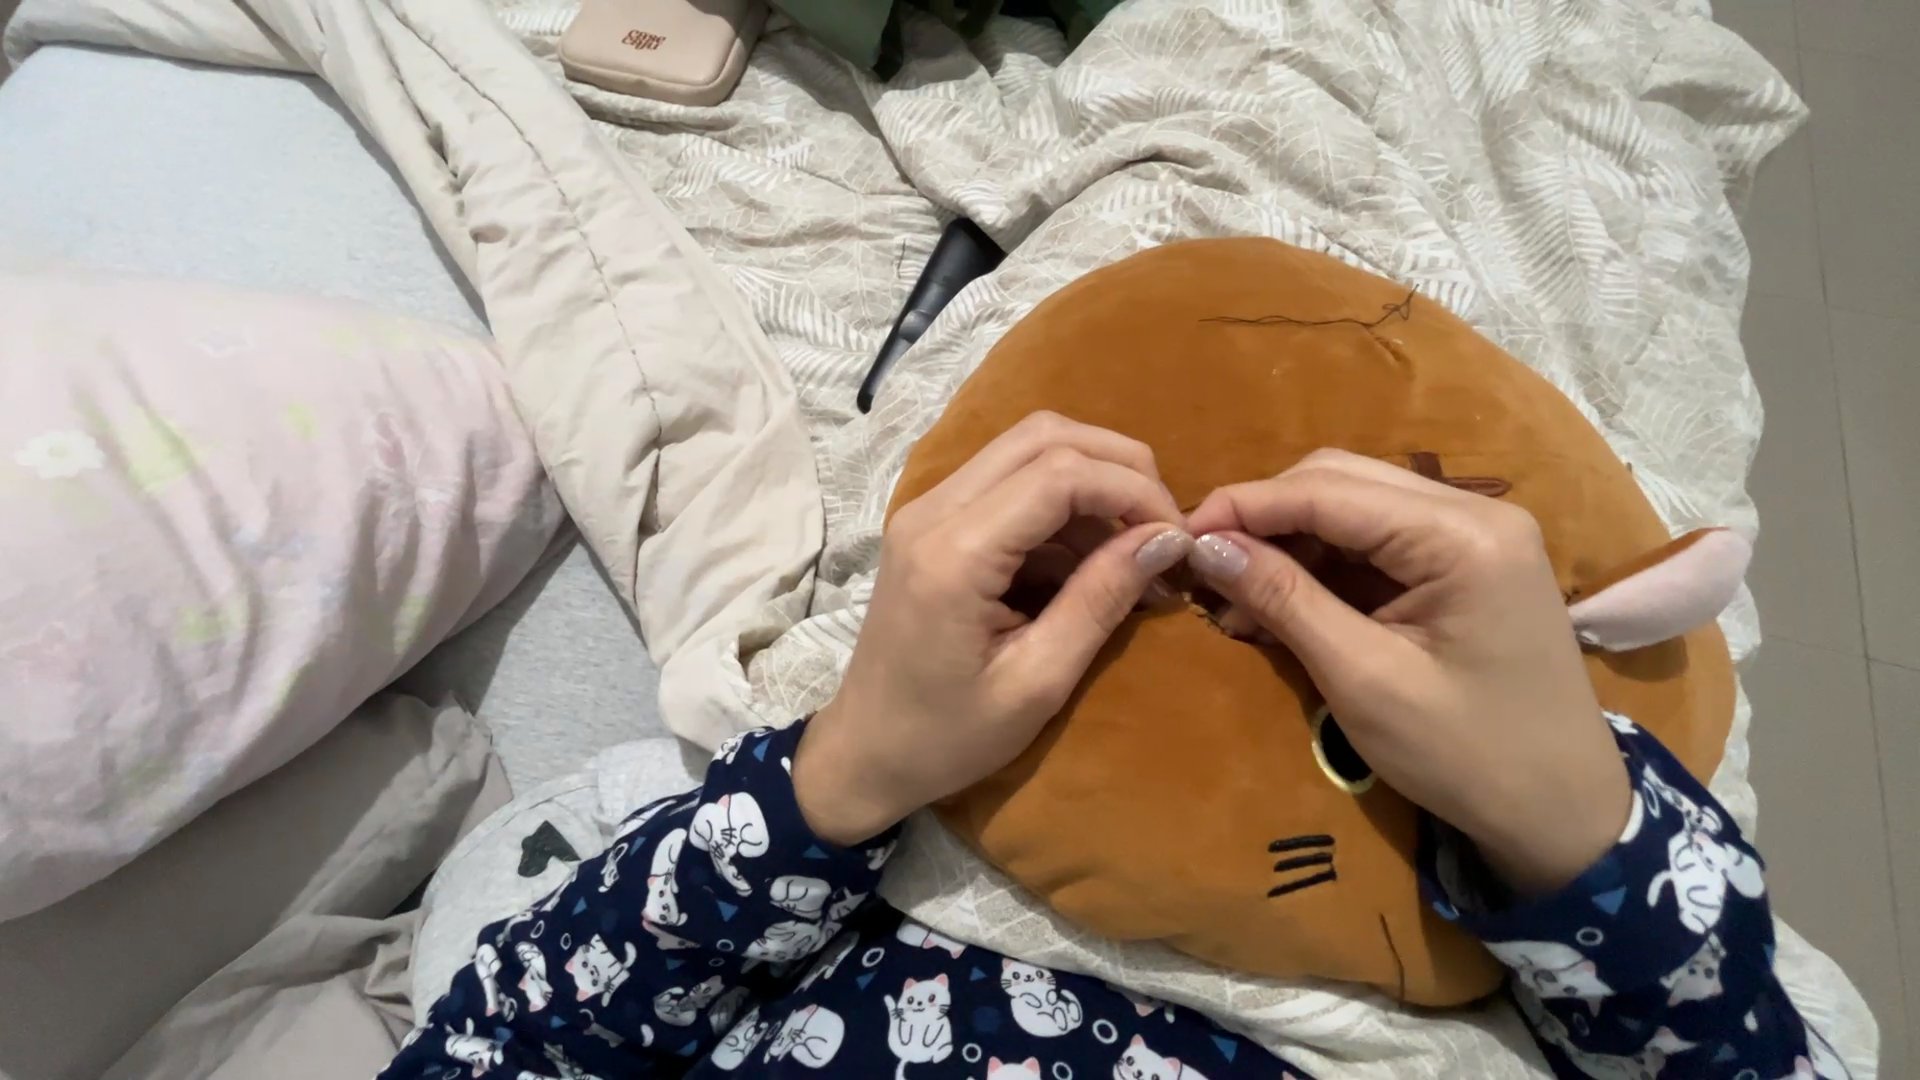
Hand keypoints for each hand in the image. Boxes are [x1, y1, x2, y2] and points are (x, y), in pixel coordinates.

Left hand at [793, 413, 1192, 846]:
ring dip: (1090, 482)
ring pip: (1025, 449)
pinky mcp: (931, 522)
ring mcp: (925, 510)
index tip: (1176, 537)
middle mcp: (932, 510)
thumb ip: (1100, 600)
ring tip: (1132, 549)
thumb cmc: (947, 736)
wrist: (865, 749)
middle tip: (1161, 525)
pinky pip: (1006, 482)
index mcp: (953, 554)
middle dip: (1117, 465)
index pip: (1058, 473)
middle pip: (1042, 436)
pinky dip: (1059, 505)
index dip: (1131, 490)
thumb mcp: (1037, 682)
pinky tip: (1088, 558)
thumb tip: (1166, 539)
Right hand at [1183, 449, 1631, 894]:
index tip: (1178, 537)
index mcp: (1462, 536)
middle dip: (1261, 517)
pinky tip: (1274, 602)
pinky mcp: (1454, 563)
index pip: (1326, 490)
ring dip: (1282, 541)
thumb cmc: (1466, 755)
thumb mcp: (1361, 678)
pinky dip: (1312, 565)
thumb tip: (1204, 546)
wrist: (1562, 814)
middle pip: (1335, 480)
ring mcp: (1466, 535)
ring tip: (1232, 594)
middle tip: (1204, 564)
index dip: (1243, 506)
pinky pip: (1364, 541)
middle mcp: (1470, 513)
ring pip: (1344, 505)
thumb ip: (1282, 599)